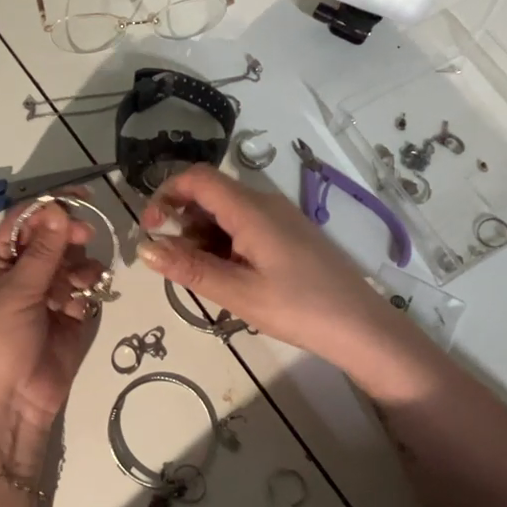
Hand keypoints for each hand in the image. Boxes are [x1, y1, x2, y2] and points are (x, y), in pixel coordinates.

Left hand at [0, 197, 105, 471]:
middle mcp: (24, 271)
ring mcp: (49, 292)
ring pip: (74, 261)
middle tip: (86, 238)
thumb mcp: (17, 290)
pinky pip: (86, 289)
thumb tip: (60, 209)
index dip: (51, 206)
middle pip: (54, 236)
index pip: (26, 219)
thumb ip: (43, 250)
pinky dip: (88, 292)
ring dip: (81, 266)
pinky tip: (82, 306)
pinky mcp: (72, 314)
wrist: (11, 401)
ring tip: (80, 284)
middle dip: (71, 235)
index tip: (81, 198)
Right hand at [134, 165, 402, 373]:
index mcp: (250, 209)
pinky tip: (232, 279)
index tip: (149, 229)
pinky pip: (245, 227)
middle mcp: (265, 203)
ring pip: (226, 213)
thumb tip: (143, 247)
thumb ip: (189, 268)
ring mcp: (280, 218)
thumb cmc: (299, 308)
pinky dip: (226, 245)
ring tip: (209, 281)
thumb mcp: (238, 292)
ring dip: (204, 238)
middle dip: (183, 223)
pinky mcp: (289, 235)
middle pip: (209, 195)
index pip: (197, 178)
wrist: (362, 328)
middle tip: (180, 267)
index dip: (165, 194)